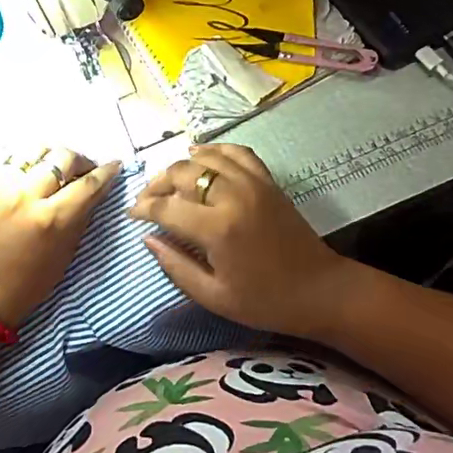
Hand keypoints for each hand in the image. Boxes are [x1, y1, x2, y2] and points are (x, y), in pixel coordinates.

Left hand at [0, 147, 121, 329]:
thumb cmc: (29, 281)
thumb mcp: (66, 252)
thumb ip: (81, 215)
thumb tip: (96, 188)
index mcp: (50, 219)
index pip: (87, 183)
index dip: (106, 171)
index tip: (114, 166)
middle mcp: (25, 196)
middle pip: (63, 157)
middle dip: (81, 160)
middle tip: (84, 170)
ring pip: (35, 149)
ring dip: (52, 156)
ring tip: (56, 166)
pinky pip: (9, 157)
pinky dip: (25, 160)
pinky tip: (31, 170)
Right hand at [128, 144, 362, 338]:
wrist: (320, 290)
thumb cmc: (265, 301)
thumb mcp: (213, 296)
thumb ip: (176, 266)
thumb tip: (149, 239)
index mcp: (217, 228)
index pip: (167, 207)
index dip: (143, 209)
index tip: (132, 215)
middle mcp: (233, 196)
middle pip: (183, 173)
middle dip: (158, 184)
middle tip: (147, 199)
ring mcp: (254, 184)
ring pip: (208, 157)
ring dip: (183, 165)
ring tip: (170, 181)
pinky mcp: (269, 182)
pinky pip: (238, 153)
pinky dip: (216, 151)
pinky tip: (203, 158)